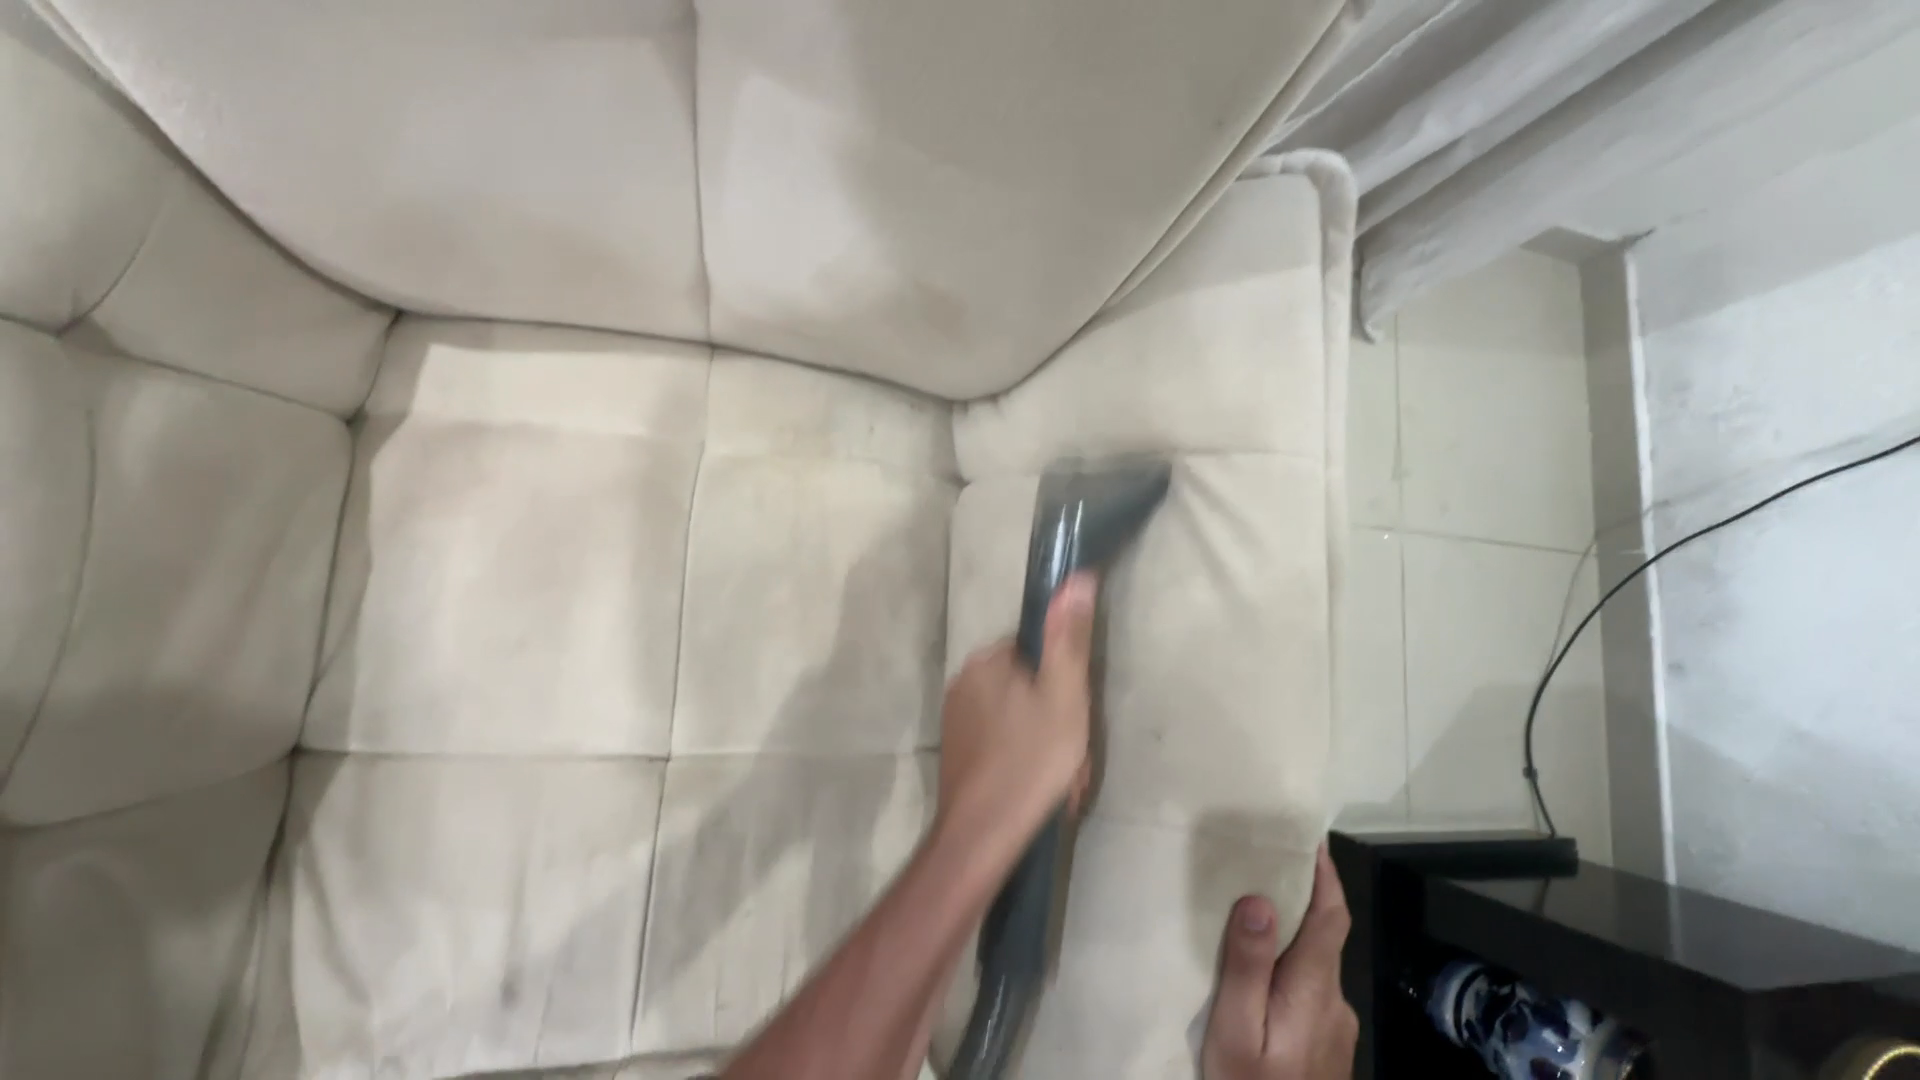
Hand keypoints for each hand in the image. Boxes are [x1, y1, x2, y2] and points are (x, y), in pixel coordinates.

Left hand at [936, 573, 1096, 844]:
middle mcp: (963, 682)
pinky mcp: (957, 751)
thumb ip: (1068, 637)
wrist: (983, 832)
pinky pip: (1000, 742)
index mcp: (987, 660)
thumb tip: (1076, 577)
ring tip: (1059, 779)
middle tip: (1070, 757)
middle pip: (1026, 687)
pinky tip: (1036, 788)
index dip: (1063, 682)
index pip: (1036, 652)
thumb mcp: (1064, 695)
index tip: (1075, 715)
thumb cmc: (1030, 760)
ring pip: (1016, 718)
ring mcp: (956, 719)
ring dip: (1043, 743)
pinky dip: (1022, 759)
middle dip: (1054, 719)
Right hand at [1202, 845, 1356, 1079]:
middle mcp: (1333, 1003)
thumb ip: (1248, 967)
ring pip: (1315, 965)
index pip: (1331, 918)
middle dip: (1303, 895)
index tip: (1309, 837)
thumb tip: (1261, 901)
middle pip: (1325, 937)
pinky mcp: (1325, 1049)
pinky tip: (1259, 971)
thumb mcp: (1235, 1032)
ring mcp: (1334, 1030)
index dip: (1324, 875)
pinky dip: (1290, 964)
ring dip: (1294, 931)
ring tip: (1251, 907)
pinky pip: (1309, 990)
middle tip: (1263, 860)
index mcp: (1312, 990)